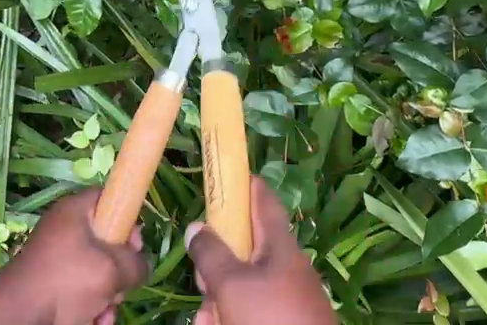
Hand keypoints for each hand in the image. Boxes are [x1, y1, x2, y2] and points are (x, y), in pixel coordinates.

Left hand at [0, 189, 149, 324]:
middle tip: (119, 285)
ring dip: (109, 296)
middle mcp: (66, 228)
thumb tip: (140, 263)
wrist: (23, 313)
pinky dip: (94, 306)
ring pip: (98, 271)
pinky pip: (85, 289)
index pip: (108, 197)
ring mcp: (60, 255)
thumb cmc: (66, 280)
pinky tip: (95, 320)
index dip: (127, 217)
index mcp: (75, 210)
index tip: (135, 245)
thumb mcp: (110, 269)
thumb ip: (135, 262)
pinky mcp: (56, 281)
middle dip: (119, 270)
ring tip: (105, 311)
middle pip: (106, 240)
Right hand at [187, 176, 336, 324]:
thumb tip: (197, 226)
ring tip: (207, 321)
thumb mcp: (231, 286)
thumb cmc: (272, 322)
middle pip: (245, 251)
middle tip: (203, 282)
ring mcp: (289, 304)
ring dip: (219, 302)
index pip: (262, 200)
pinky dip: (231, 320)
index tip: (220, 176)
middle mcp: (287, 272)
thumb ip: (210, 253)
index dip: (242, 183)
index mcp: (281, 249)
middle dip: (216, 265)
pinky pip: (251, 314)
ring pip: (243, 290)